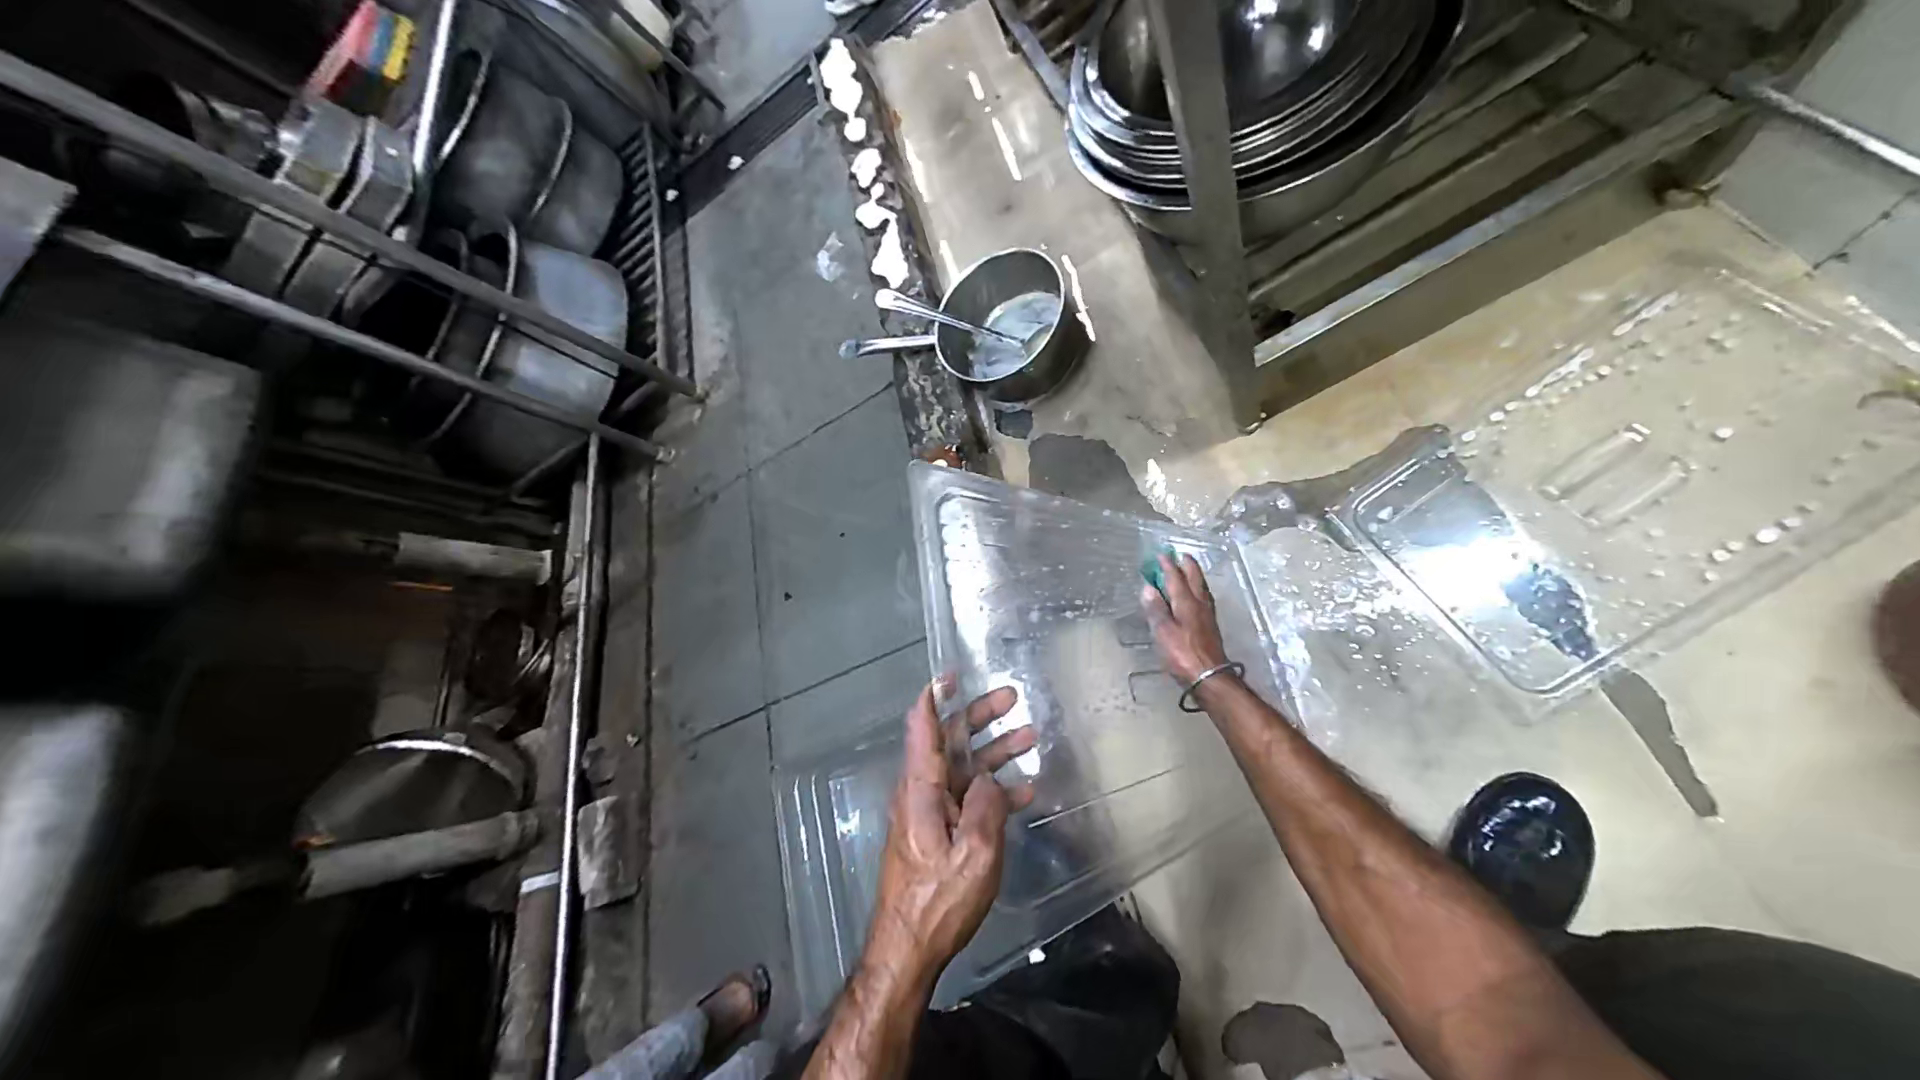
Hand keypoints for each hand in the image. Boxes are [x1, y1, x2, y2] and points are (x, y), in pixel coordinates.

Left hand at [865, 679, 1035, 987]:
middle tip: (1012, 697)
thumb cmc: (938, 899)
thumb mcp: (974, 853)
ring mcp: (929, 813)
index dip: (934, 695)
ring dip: (994, 751)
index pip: (922, 726)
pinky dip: (993, 790)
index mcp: (922, 787)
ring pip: (963, 768)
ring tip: (1030, 736)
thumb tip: (990, 780)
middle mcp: (922, 791)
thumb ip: (985, 807)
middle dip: (979, 716)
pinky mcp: (938, 833)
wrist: (909, 946)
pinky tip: (1023, 789)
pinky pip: (967, 799)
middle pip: (949, 740)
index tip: (951, 672)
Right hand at [1141, 552, 1229, 684]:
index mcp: (1187, 602)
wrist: (1209, 676)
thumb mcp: (1163, 631)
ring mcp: (1207, 615)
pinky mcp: (1210, 626)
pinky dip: (1196, 590)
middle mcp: (1199, 604)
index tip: (1161, 554)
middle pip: (1195, 579)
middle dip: (1187, 565)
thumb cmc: (1182, 654)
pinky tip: (1194, 595)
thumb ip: (1156, 609)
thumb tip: (1148, 587)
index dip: (1168, 565)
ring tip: (1188, 570)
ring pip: (1201, 588)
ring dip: (1194, 576)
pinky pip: (1203, 598)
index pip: (1176, 578)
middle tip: (1180, 555)